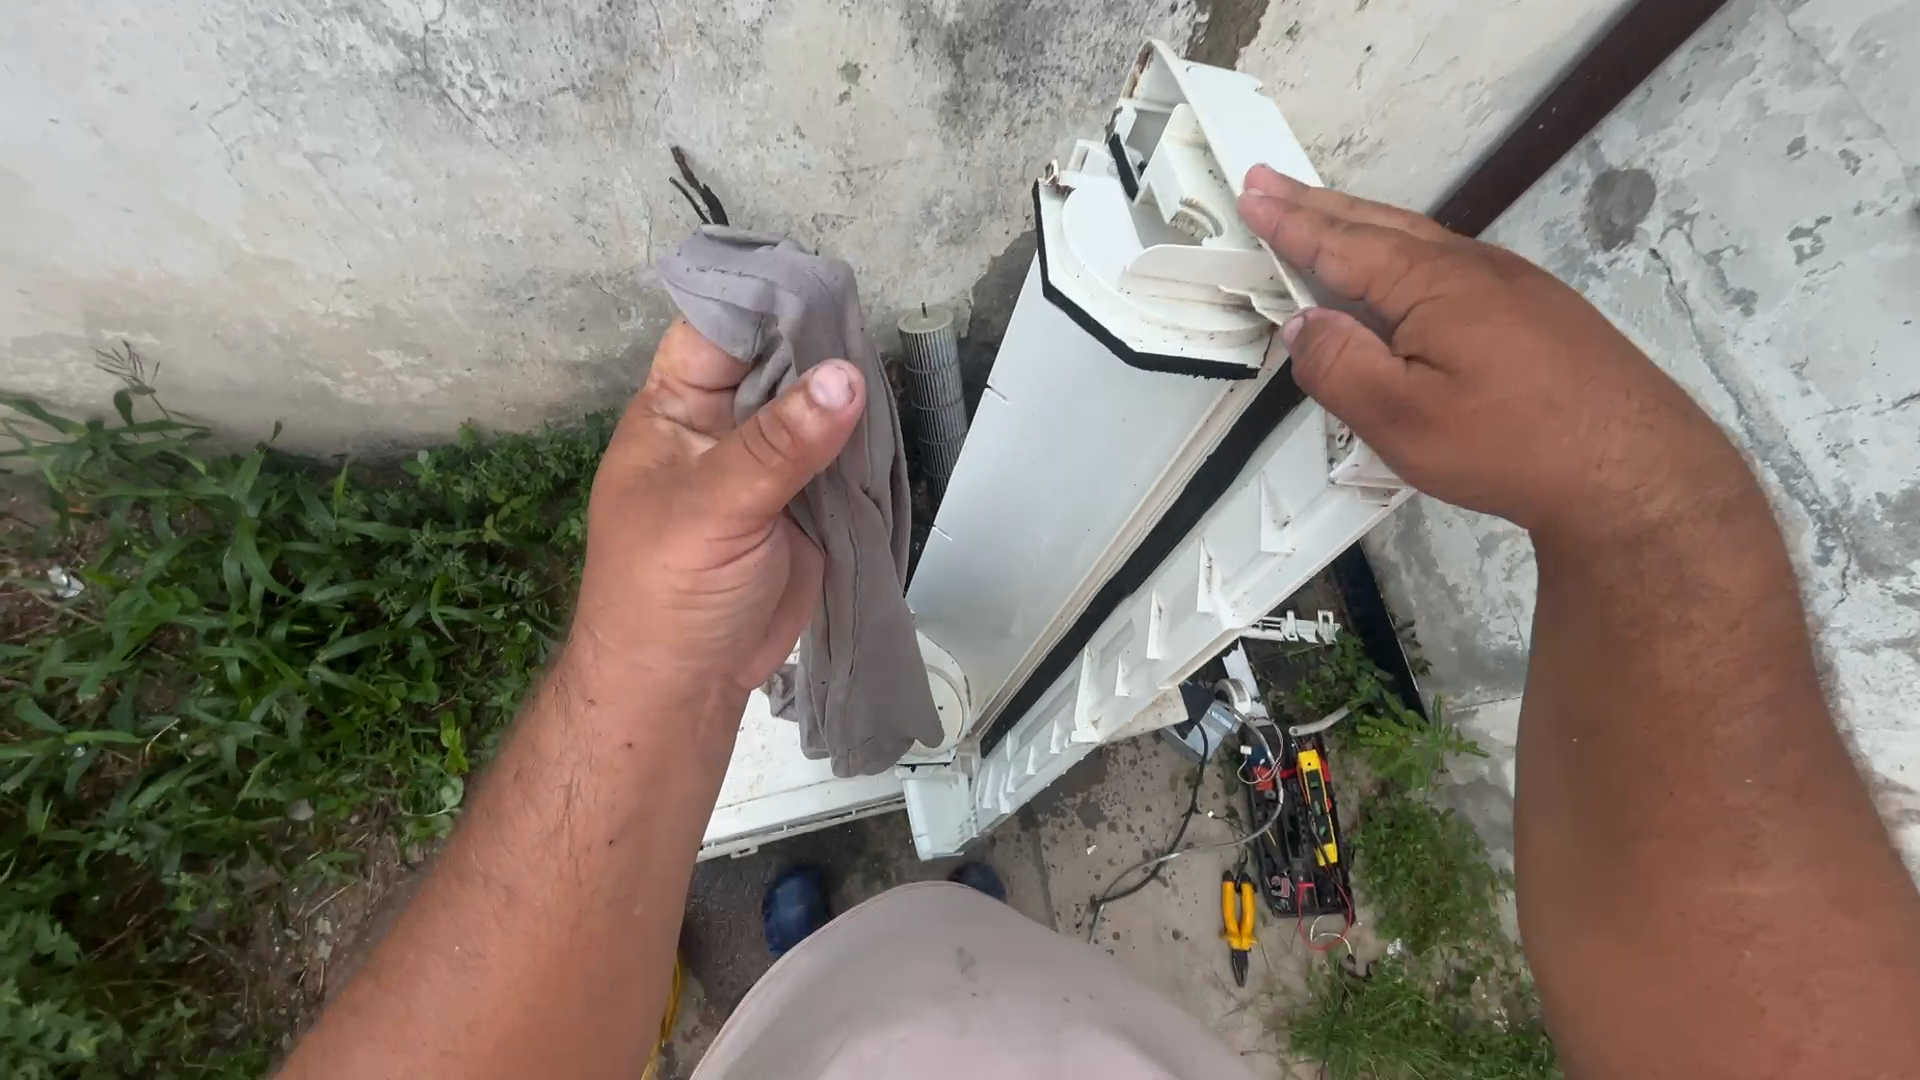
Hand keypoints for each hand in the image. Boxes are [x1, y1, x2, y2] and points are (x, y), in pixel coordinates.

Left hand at [567, 320, 864, 703]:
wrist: (689, 681)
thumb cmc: (664, 591)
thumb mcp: (712, 509)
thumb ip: (778, 446)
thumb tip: (845, 379)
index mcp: (676, 410)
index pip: (717, 331)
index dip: (762, 304)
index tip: (823, 282)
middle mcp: (724, 427)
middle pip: (776, 365)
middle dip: (818, 348)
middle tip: (871, 320)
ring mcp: (769, 466)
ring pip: (815, 411)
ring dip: (847, 397)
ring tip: (890, 364)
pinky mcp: (806, 503)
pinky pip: (839, 459)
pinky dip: (862, 444)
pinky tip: (889, 420)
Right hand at [1236, 165, 1746, 541]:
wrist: (1630, 471)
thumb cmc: (1504, 445)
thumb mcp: (1397, 416)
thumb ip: (1336, 365)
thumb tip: (1301, 324)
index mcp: (1432, 285)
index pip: (1342, 246)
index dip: (1290, 223)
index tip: (1252, 194)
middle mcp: (1472, 267)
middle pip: (1377, 226)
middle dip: (1316, 205)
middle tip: (1269, 182)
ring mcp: (1507, 285)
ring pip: (1414, 240)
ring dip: (1355, 223)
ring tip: (1316, 215)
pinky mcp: (1528, 310)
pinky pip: (1442, 263)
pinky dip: (1395, 249)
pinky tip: (1389, 267)